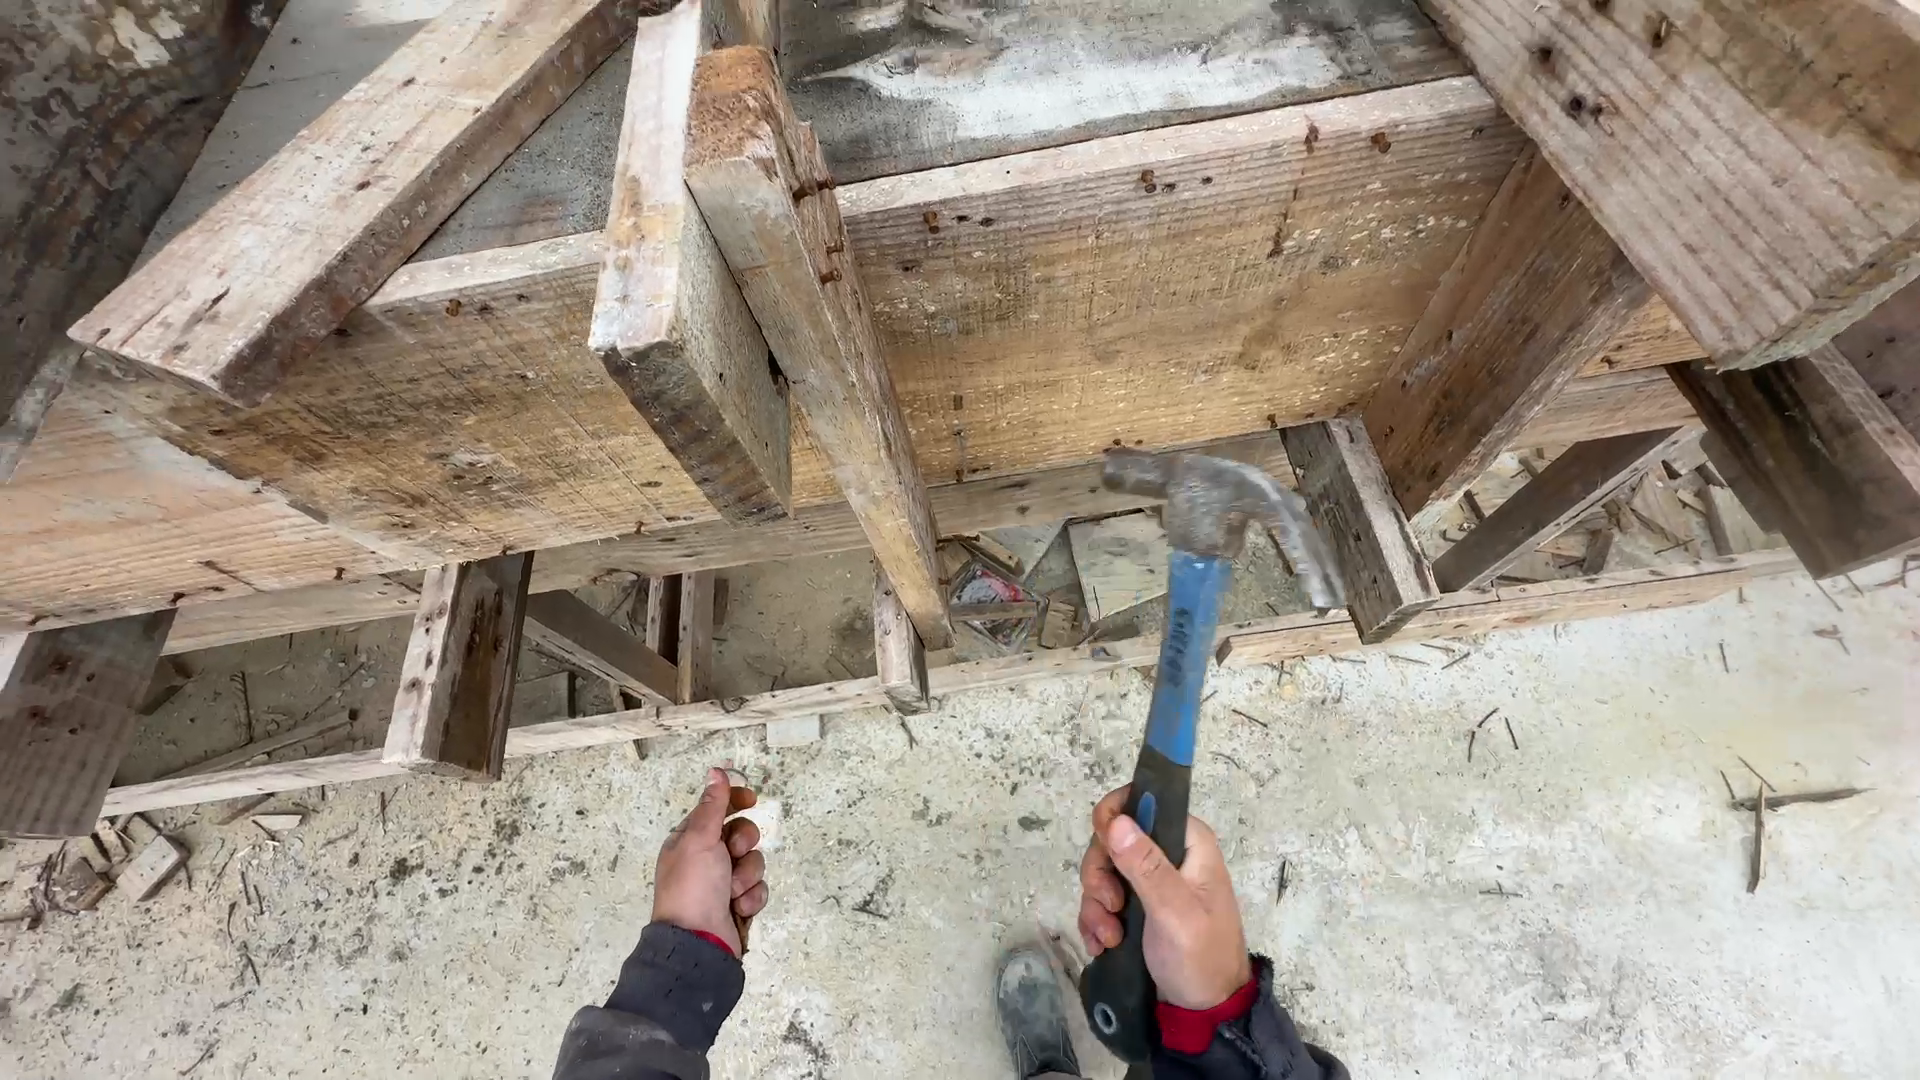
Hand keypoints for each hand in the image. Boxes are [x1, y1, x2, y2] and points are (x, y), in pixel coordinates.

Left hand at [652, 767, 768, 954]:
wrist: (697, 944)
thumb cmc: (693, 885)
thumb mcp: (699, 839)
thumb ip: (713, 805)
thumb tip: (716, 770)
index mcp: (689, 840)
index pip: (717, 809)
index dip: (735, 801)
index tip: (752, 799)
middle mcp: (706, 859)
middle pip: (742, 833)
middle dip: (744, 844)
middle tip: (733, 855)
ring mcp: (723, 882)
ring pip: (754, 861)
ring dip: (747, 876)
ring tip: (733, 892)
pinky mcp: (738, 903)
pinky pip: (758, 887)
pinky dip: (751, 897)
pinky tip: (738, 908)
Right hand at [1077, 785, 1252, 1009]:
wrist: (1203, 1018)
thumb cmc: (1201, 959)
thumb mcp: (1176, 913)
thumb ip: (1146, 867)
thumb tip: (1116, 822)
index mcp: (1186, 841)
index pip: (1144, 800)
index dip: (1115, 814)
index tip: (1102, 841)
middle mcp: (1167, 853)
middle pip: (1112, 837)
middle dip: (1101, 872)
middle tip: (1110, 905)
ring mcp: (1148, 880)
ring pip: (1102, 869)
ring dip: (1097, 903)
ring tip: (1109, 936)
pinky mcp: (1133, 906)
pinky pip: (1099, 898)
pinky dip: (1095, 920)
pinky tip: (1103, 943)